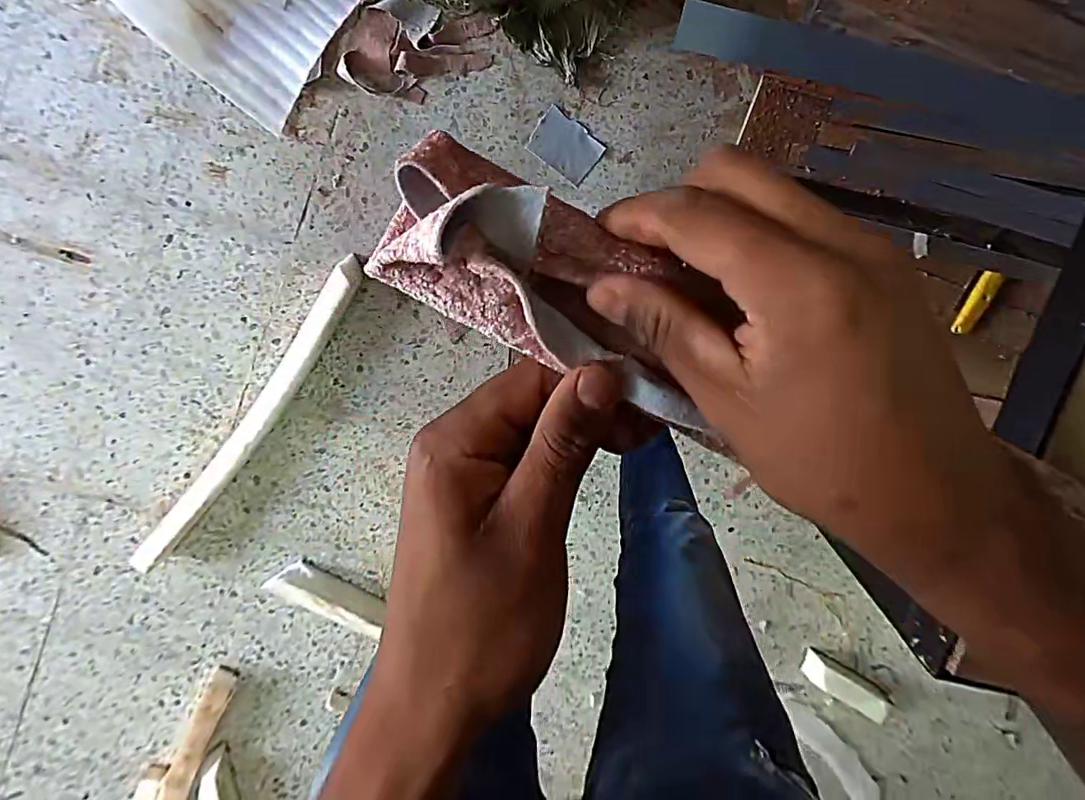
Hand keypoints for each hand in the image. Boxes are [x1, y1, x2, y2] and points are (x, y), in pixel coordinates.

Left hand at [320, 360, 622, 799]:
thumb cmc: (482, 625)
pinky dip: (573, 449)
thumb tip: (601, 372)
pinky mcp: (483, 490)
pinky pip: (532, 449)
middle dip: (594, 402)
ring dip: (589, 425)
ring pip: (538, 421)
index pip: (531, 377)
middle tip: (648, 426)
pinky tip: (609, 453)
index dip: (590, 380)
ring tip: (638, 439)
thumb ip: (562, 444)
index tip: (644, 398)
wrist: (436, 712)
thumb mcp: (531, 528)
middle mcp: (454, 440)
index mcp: (454, 440)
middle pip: (535, 395)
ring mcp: (467, 466)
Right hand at [585, 148, 1007, 587]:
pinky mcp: (885, 258)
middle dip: (680, 199)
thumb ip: (666, 327)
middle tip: (650, 253)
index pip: (698, 213)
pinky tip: (747, 282)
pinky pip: (807, 215)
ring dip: (723, 212)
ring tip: (693, 270)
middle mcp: (842, 240)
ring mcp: (871, 242)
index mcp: (799, 281)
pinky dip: (763, 229)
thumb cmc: (827, 464)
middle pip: (737, 170)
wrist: (941, 491)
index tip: (601, 235)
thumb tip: (605, 286)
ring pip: (774, 187)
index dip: (639, 215)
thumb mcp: (731, 402)